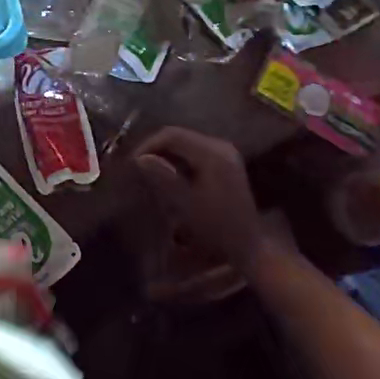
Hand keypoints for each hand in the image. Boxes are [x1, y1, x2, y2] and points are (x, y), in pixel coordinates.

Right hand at [133, 127, 286, 271]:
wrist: (247, 243)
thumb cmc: (215, 226)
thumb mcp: (185, 204)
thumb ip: (163, 178)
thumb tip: (140, 158)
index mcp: (212, 153)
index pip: (174, 135)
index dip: (149, 145)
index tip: (132, 163)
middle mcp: (221, 146)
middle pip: (181, 136)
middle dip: (157, 148)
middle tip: (137, 166)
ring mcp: (226, 153)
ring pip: (189, 143)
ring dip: (168, 154)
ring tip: (148, 171)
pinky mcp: (227, 162)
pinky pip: (198, 152)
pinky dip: (181, 160)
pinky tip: (169, 175)